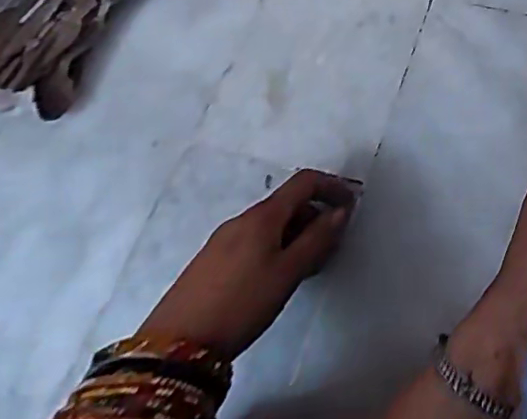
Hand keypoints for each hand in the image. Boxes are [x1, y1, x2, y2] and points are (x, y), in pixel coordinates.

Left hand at [137, 169, 356, 357]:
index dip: (331, 185)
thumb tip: (340, 211)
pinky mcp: (211, 261)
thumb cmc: (241, 303)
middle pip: (287, 203)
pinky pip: (253, 240)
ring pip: (270, 224)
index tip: (350, 202)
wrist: (175, 345)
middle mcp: (242, 219)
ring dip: (295, 233)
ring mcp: (223, 239)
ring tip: (307, 266)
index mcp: (263, 216)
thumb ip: (317, 239)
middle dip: (314, 215)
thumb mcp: (288, 273)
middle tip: (331, 245)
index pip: (304, 182)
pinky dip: (275, 246)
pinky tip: (276, 277)